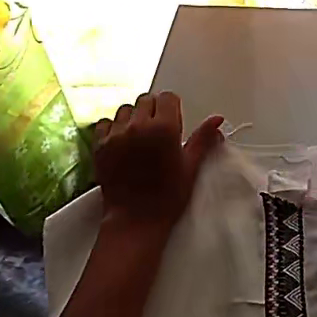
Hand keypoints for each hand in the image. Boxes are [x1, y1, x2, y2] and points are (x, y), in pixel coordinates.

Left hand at [92, 92, 223, 231]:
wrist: (135, 219)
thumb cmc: (168, 196)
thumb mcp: (190, 166)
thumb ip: (203, 139)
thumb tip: (217, 119)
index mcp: (164, 128)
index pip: (167, 98)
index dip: (172, 109)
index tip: (173, 123)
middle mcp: (138, 126)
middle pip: (146, 100)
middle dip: (154, 111)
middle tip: (158, 132)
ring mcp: (116, 134)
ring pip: (125, 110)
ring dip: (134, 118)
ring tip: (139, 137)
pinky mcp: (99, 145)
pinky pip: (105, 123)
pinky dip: (114, 128)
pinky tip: (122, 143)